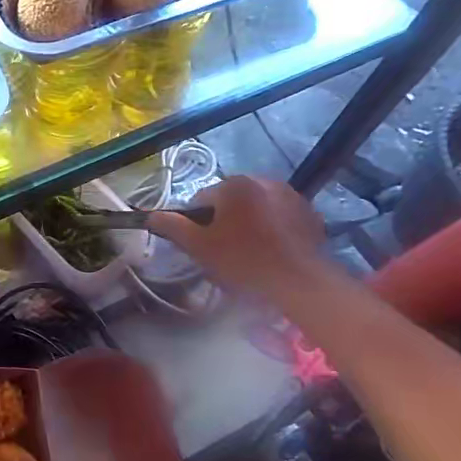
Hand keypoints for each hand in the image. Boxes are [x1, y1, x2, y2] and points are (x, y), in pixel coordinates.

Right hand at [146, 176, 328, 299]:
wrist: (298, 280)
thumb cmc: (243, 262)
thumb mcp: (200, 247)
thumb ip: (174, 227)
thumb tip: (152, 215)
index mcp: (233, 185)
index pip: (203, 200)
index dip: (199, 225)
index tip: (206, 247)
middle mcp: (262, 179)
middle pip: (232, 200)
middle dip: (227, 221)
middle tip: (229, 252)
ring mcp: (289, 194)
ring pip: (258, 206)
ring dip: (252, 222)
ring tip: (254, 253)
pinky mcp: (308, 211)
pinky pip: (282, 215)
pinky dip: (276, 227)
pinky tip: (276, 251)